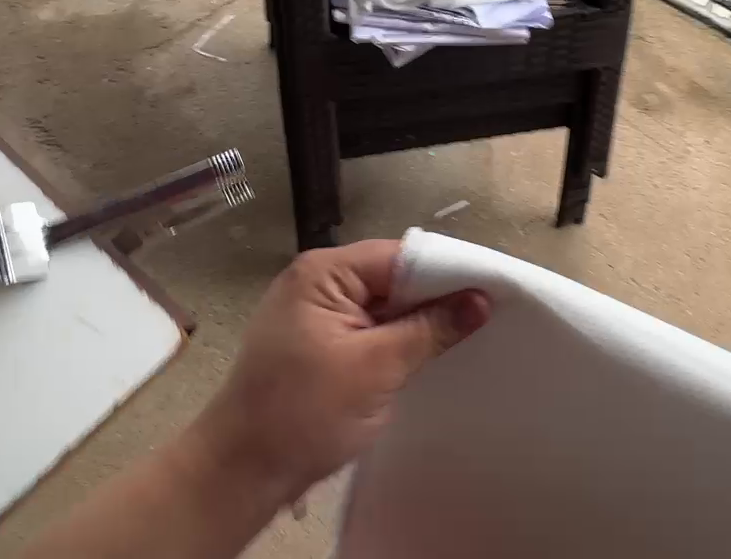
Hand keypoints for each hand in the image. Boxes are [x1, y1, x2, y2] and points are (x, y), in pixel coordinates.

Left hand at [190, 238, 490, 502]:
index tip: (491, 290)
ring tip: (466, 333)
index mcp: (324, 272)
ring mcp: (316, 312)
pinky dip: (396, 339)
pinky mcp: (319, 342)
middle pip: (392, 276)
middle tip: (487, 314)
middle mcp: (318, 281)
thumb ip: (430, 329)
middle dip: (434, 297)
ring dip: (416, 321)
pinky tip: (426, 353)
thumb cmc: (303, 413)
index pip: (400, 256)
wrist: (239, 473)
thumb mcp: (376, 368)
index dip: (446, 272)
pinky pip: (369, 327)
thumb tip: (480, 300)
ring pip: (383, 304)